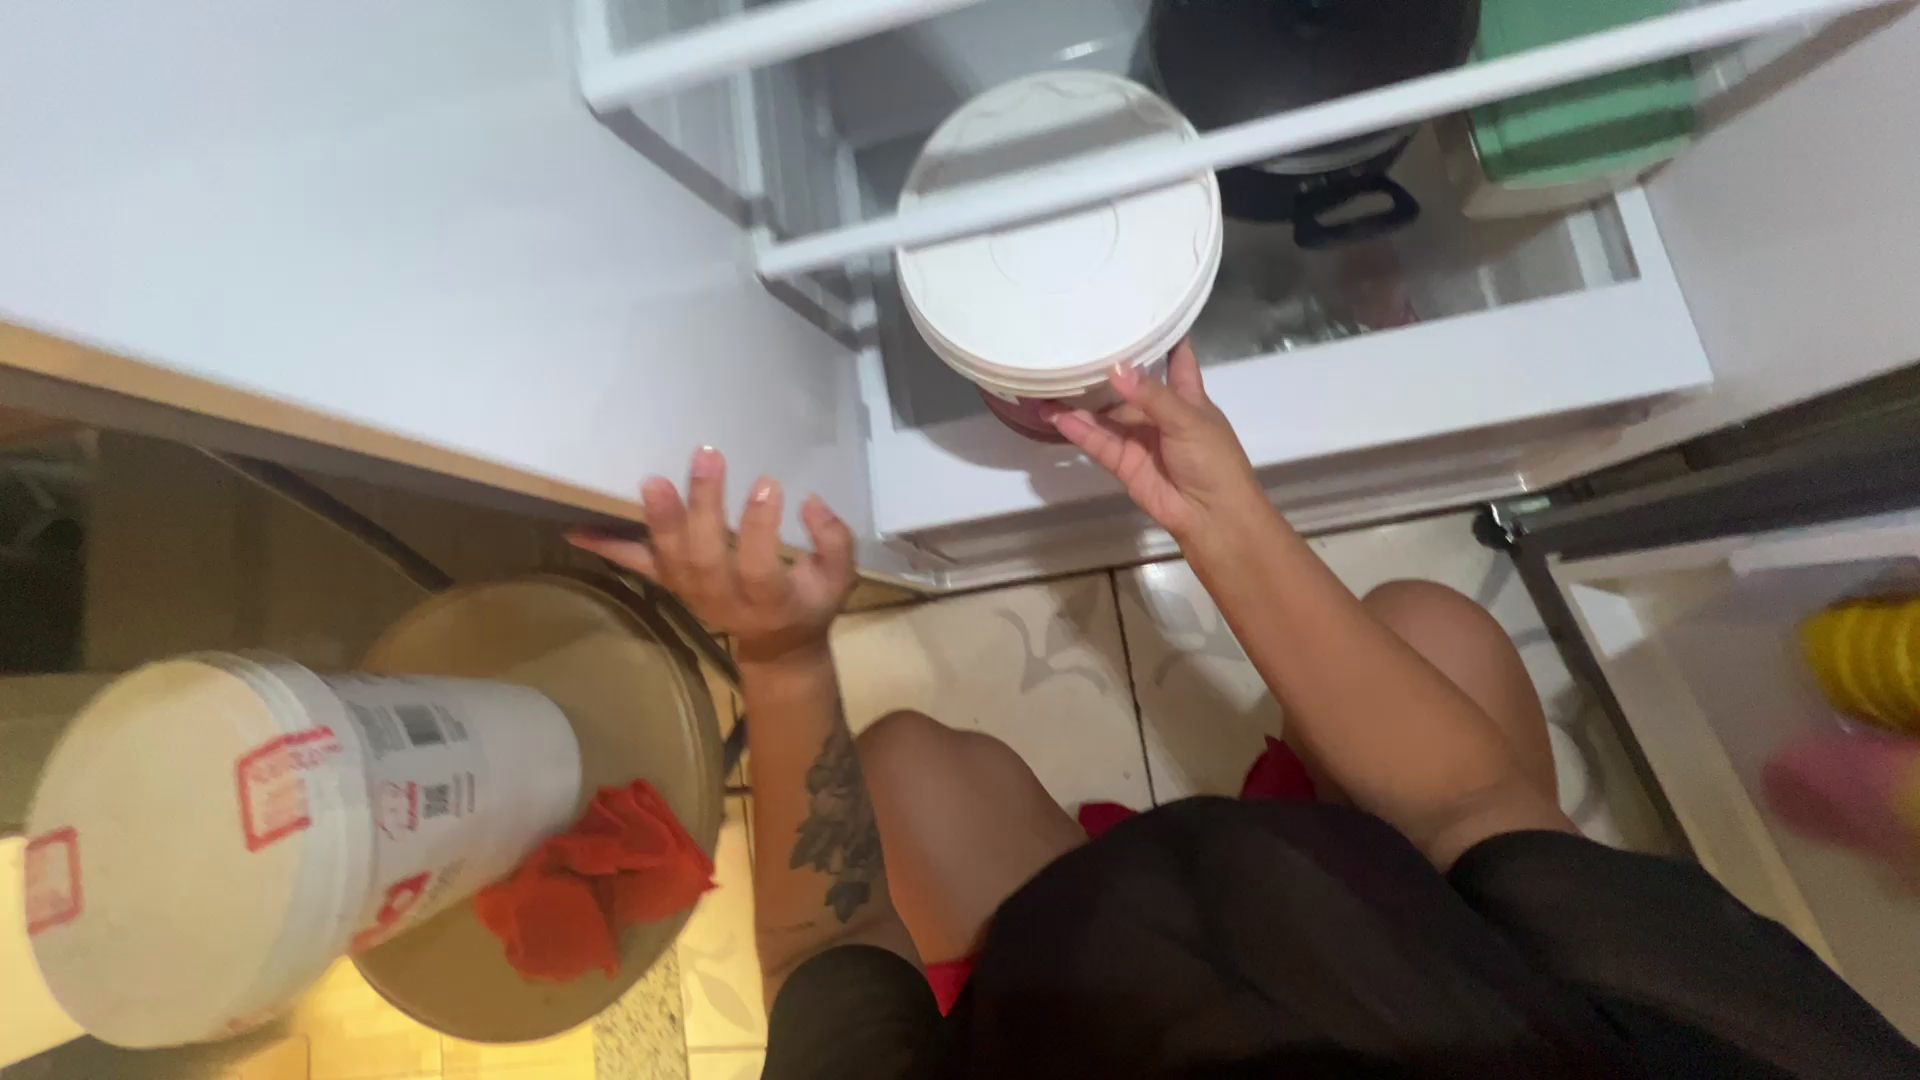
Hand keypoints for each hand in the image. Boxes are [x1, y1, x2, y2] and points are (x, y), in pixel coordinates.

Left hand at [568, 447, 855, 664]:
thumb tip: (809, 502)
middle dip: (704, 508)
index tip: (767, 483)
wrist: (779, 646)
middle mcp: (726, 602)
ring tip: (653, 480)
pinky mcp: (674, 586)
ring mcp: (694, 596)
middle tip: (706, 458)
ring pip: (671, 561)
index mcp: (771, 601)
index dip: (761, 527)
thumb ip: (834, 541)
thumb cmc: (812, 603)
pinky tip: (576, 528)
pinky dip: (608, 548)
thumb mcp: (840, 579)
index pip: (761, 566)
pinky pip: (639, 568)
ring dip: (659, 521)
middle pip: (706, 558)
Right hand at [1043, 341, 1268, 545]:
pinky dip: (1077, 430)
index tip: (1141, 309)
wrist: (1210, 514)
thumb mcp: (1187, 419)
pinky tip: (1055, 415)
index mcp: (1187, 396)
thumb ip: (1151, 395)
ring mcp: (1139, 438)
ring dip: (1080, 402)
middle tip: (1075, 345)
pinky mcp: (1122, 462)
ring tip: (1051, 382)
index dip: (1162, 336)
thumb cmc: (1212, 459)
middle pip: (1129, 386)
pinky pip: (1096, 441)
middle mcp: (1160, 413)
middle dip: (1106, 369)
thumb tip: (1115, 369)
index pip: (1176, 358)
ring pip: (1105, 415)